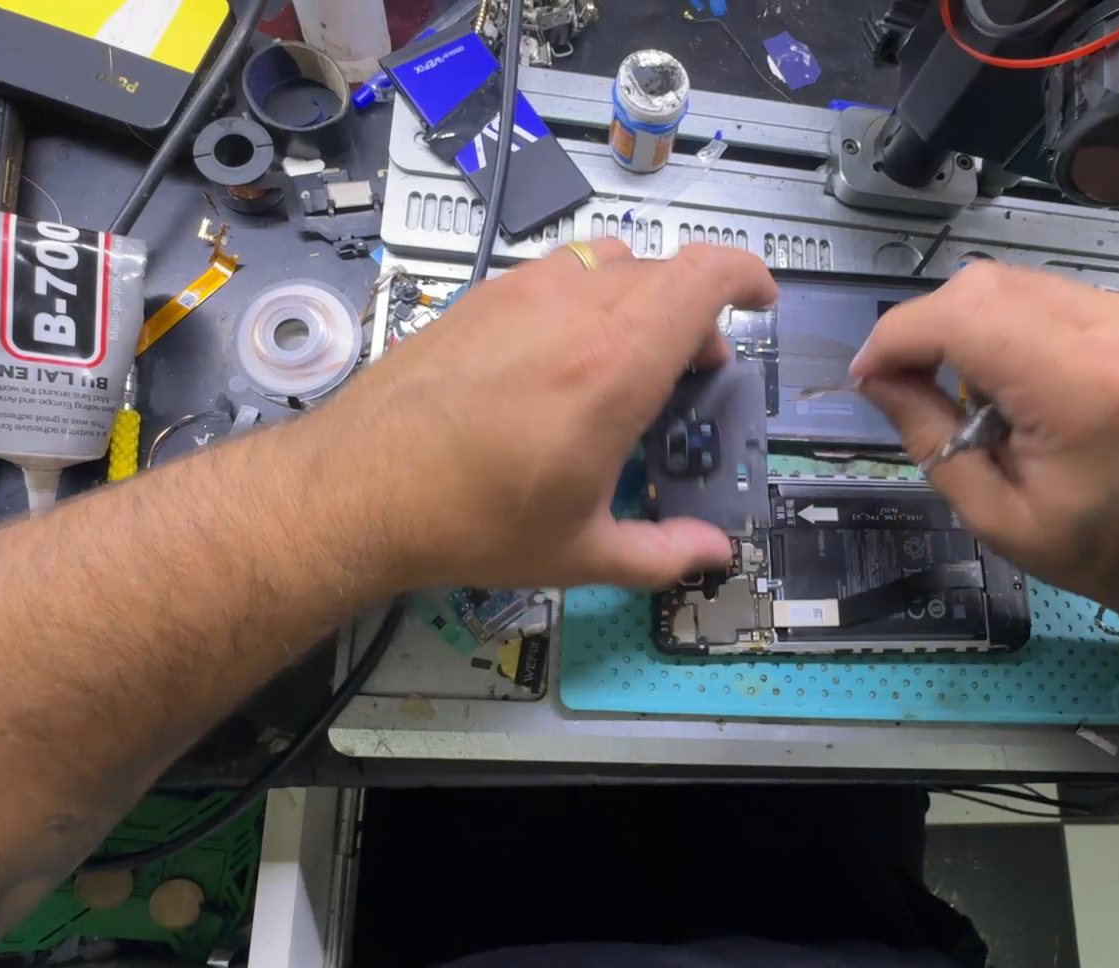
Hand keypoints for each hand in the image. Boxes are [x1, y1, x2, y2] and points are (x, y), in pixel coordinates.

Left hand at [320, 240, 777, 589]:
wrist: (358, 490)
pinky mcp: (480, 298)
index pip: (704, 277)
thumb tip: (712, 553)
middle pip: (664, 274)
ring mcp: (520, 295)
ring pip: (610, 263)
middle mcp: (573, 312)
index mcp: (615, 368)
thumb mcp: (581, 552)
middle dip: (696, 315)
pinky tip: (563, 355)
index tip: (760, 299)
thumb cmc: (472, 522)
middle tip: (690, 373)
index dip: (747, 275)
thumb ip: (663, 552)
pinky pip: (557, 273)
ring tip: (629, 358)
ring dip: (641, 300)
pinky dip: (588, 297)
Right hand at [851, 263, 1118, 635]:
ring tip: (962, 392)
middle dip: (923, 329)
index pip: (964, 316)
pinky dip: (1001, 328)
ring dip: (961, 328)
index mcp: (1085, 387)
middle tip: (902, 384)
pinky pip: (1043, 296)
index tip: (866, 375)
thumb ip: (927, 435)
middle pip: (982, 285)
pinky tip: (1006, 380)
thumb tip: (875, 378)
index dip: (896, 336)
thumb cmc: (1098, 547)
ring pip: (1009, 283)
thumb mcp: (991, 511)